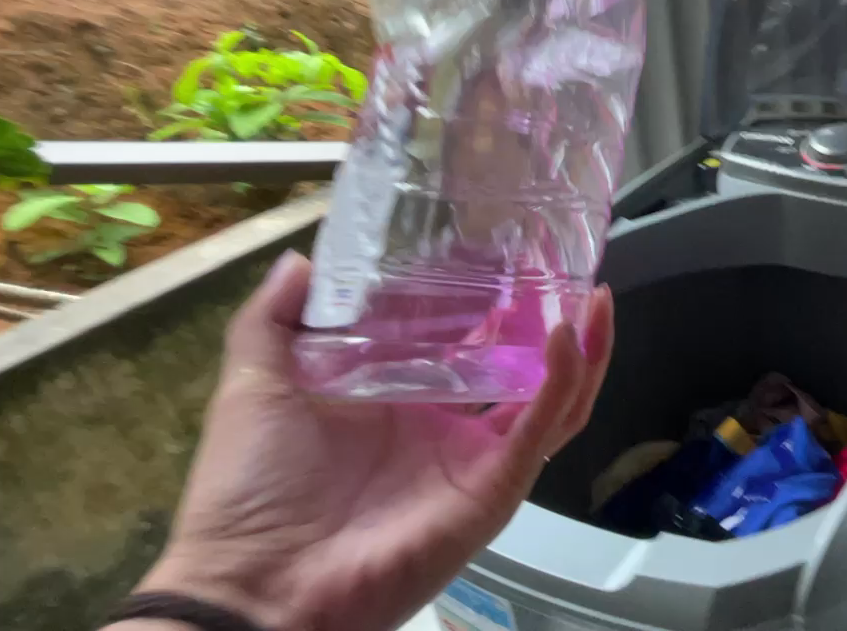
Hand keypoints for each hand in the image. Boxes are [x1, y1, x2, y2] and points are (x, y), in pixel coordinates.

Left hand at [126, 252, 612, 630]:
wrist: (250, 586)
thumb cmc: (250, 493)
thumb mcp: (258, 390)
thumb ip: (271, 326)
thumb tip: (299, 260)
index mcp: (418, 405)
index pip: (480, 346)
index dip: (504, 304)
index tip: (515, 258)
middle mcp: (462, 428)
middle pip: (535, 367)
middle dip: (563, 320)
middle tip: (570, 272)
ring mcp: (487, 457)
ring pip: (562, 394)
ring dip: (588, 346)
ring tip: (596, 298)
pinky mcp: (500, 482)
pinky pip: (547, 423)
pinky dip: (565, 378)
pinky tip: (566, 335)